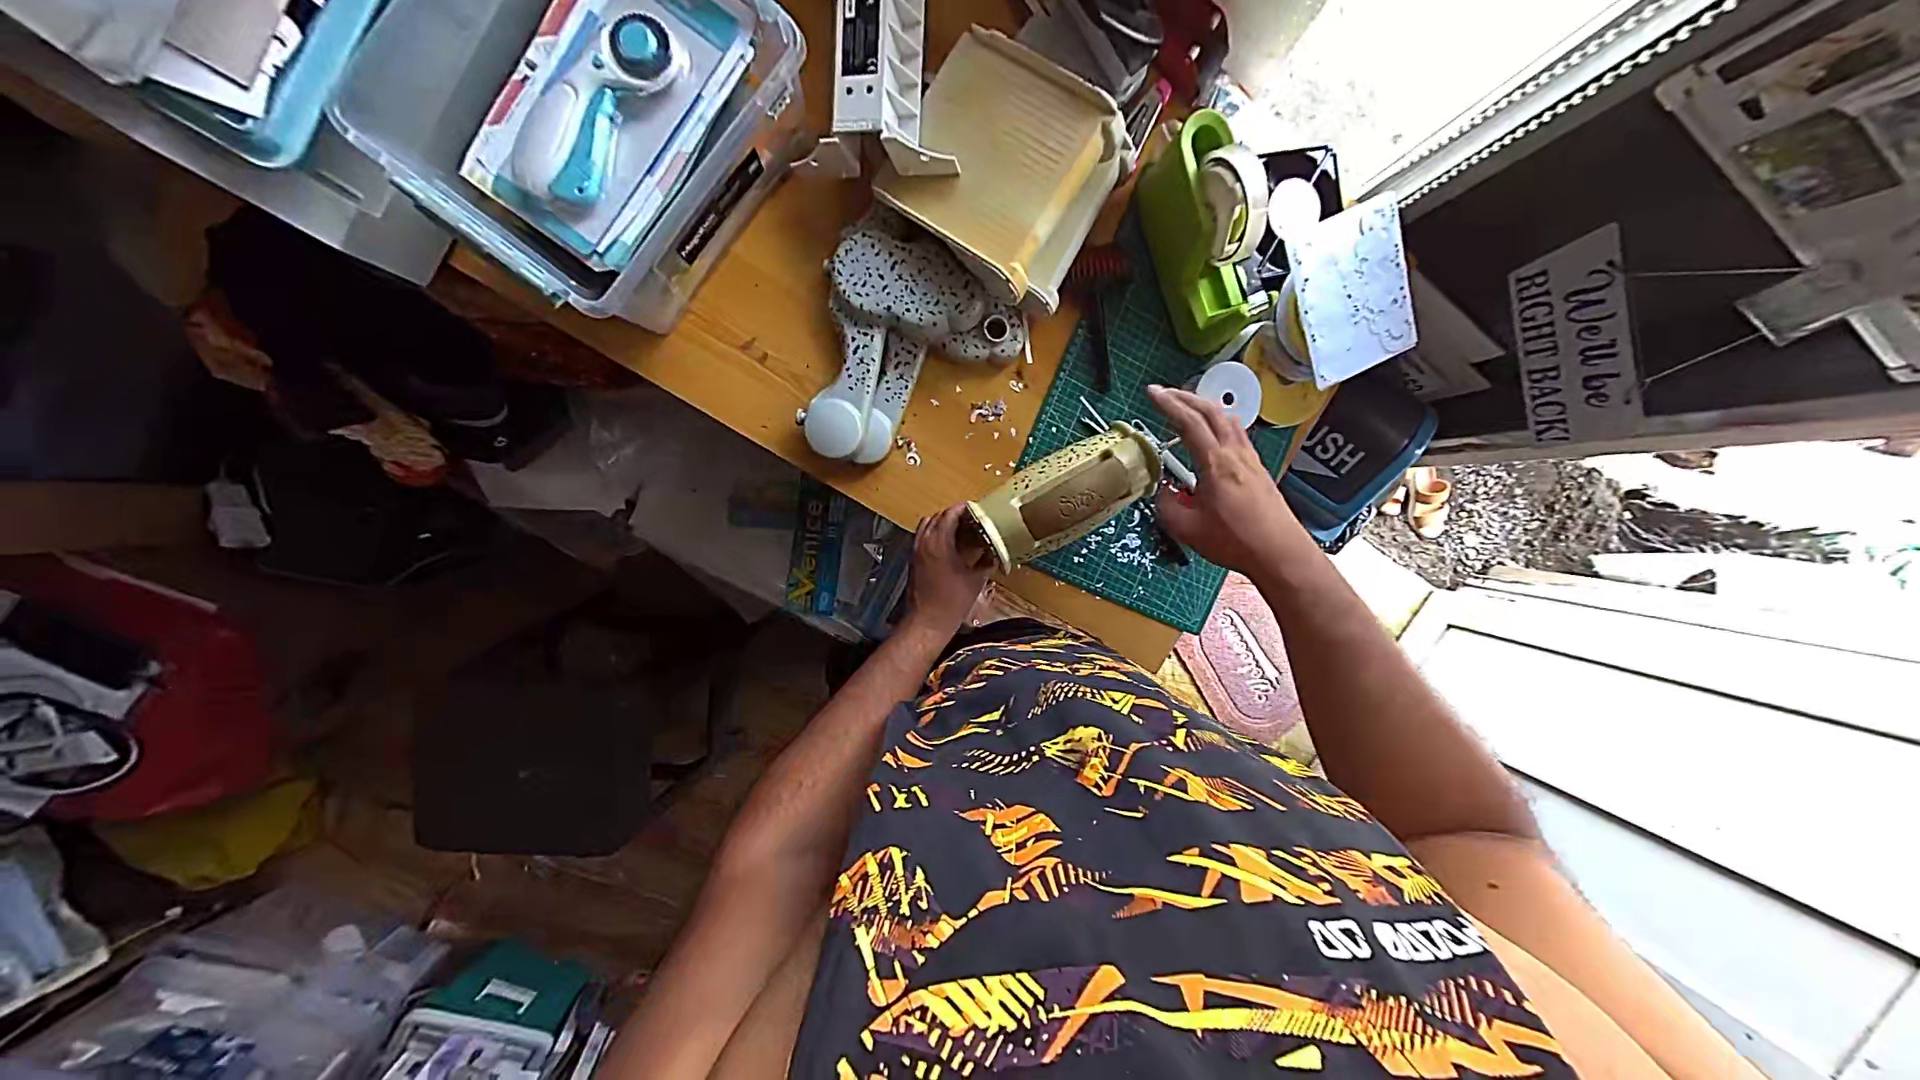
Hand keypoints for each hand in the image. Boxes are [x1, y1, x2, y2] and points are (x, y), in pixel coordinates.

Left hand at [903, 504, 993, 633]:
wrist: (927, 621)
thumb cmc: (952, 602)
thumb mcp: (975, 580)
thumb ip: (986, 562)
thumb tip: (994, 553)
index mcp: (939, 543)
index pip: (949, 514)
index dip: (963, 508)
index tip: (975, 508)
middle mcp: (924, 542)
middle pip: (937, 516)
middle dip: (953, 514)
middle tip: (970, 519)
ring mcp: (915, 550)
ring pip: (926, 525)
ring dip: (941, 522)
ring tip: (959, 529)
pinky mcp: (913, 560)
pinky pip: (922, 537)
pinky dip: (933, 533)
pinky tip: (947, 544)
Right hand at [1147, 385, 1311, 575]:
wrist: (1279, 552)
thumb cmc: (1235, 542)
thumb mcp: (1187, 528)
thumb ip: (1167, 505)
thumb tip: (1162, 491)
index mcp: (1216, 464)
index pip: (1189, 422)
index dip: (1168, 404)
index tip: (1152, 393)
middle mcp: (1235, 454)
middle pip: (1211, 411)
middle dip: (1185, 397)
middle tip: (1165, 393)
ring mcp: (1250, 459)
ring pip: (1227, 419)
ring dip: (1204, 406)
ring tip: (1187, 406)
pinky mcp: (1258, 469)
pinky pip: (1237, 433)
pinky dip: (1219, 422)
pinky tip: (1213, 432)